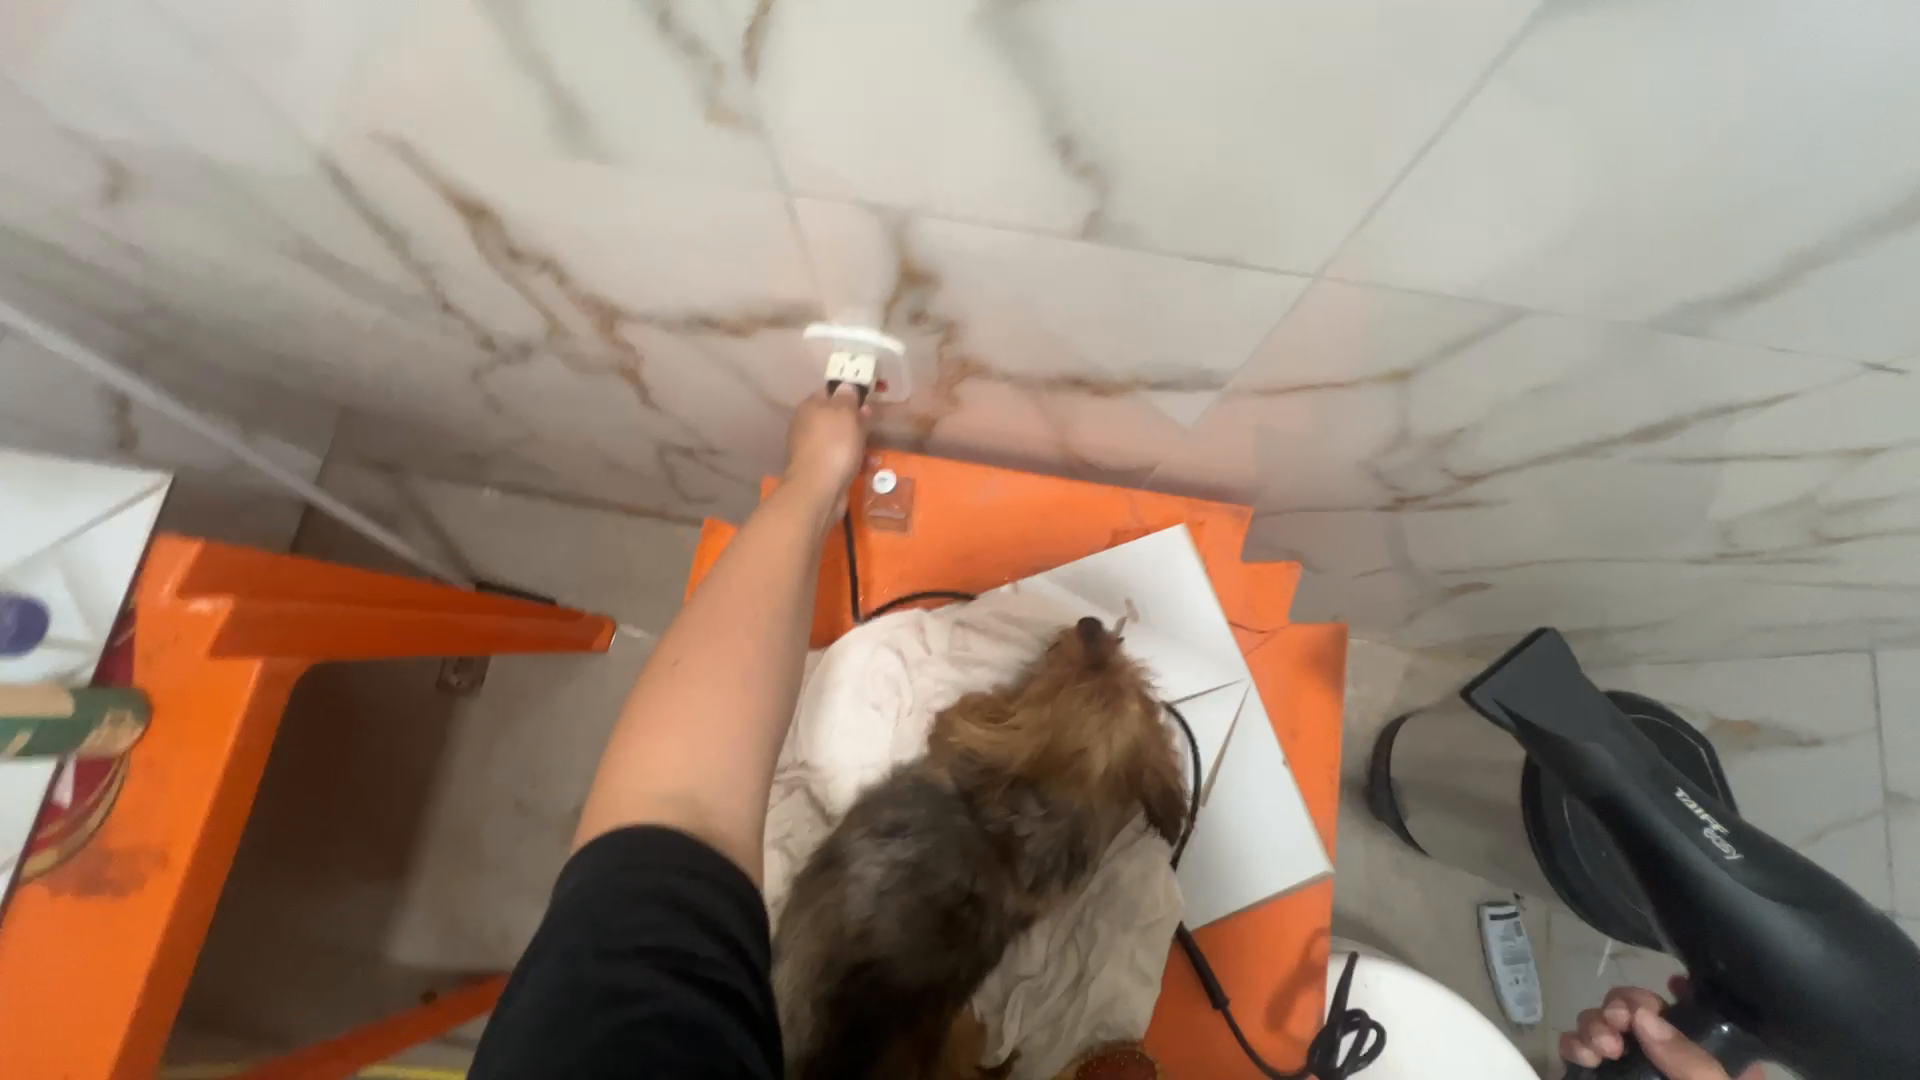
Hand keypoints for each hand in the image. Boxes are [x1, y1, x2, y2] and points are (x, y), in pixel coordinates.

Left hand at [783, 383, 869, 516]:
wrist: (819, 488)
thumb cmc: (834, 444)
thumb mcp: (845, 412)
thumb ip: (847, 396)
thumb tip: (846, 385)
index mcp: (810, 407)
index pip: (829, 392)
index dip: (848, 393)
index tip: (865, 399)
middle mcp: (806, 426)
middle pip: (834, 417)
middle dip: (854, 420)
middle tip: (871, 423)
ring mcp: (811, 449)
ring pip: (838, 439)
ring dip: (856, 442)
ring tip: (873, 448)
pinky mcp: (819, 470)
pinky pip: (840, 459)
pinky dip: (853, 461)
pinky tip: (867, 466)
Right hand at [1560, 978, 1763, 1078]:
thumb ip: (1694, 1065)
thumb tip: (1644, 1018)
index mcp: (1715, 1067)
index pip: (1703, 1017)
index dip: (1684, 993)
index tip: (1669, 985)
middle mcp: (1670, 1062)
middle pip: (1641, 1011)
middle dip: (1622, 1006)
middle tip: (1617, 1021)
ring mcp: (1632, 1070)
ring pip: (1605, 1024)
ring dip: (1594, 1024)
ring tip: (1599, 1047)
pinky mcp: (1597, 1074)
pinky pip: (1578, 1044)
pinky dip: (1573, 1042)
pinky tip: (1582, 1053)